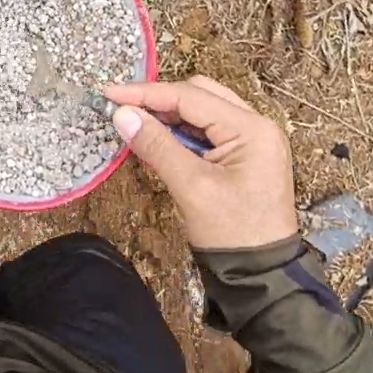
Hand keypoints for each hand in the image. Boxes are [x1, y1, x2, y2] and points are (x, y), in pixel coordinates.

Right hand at [102, 75, 298, 250]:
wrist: (262, 278)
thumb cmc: (232, 234)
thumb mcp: (191, 188)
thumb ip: (156, 146)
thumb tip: (121, 114)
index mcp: (251, 129)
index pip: (190, 97)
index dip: (146, 94)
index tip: (110, 93)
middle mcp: (257, 125)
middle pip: (198, 94)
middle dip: (159, 100)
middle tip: (124, 110)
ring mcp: (254, 139)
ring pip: (202, 108)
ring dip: (169, 114)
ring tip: (137, 124)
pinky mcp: (245, 153)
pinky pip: (208, 129)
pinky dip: (182, 131)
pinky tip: (160, 140)